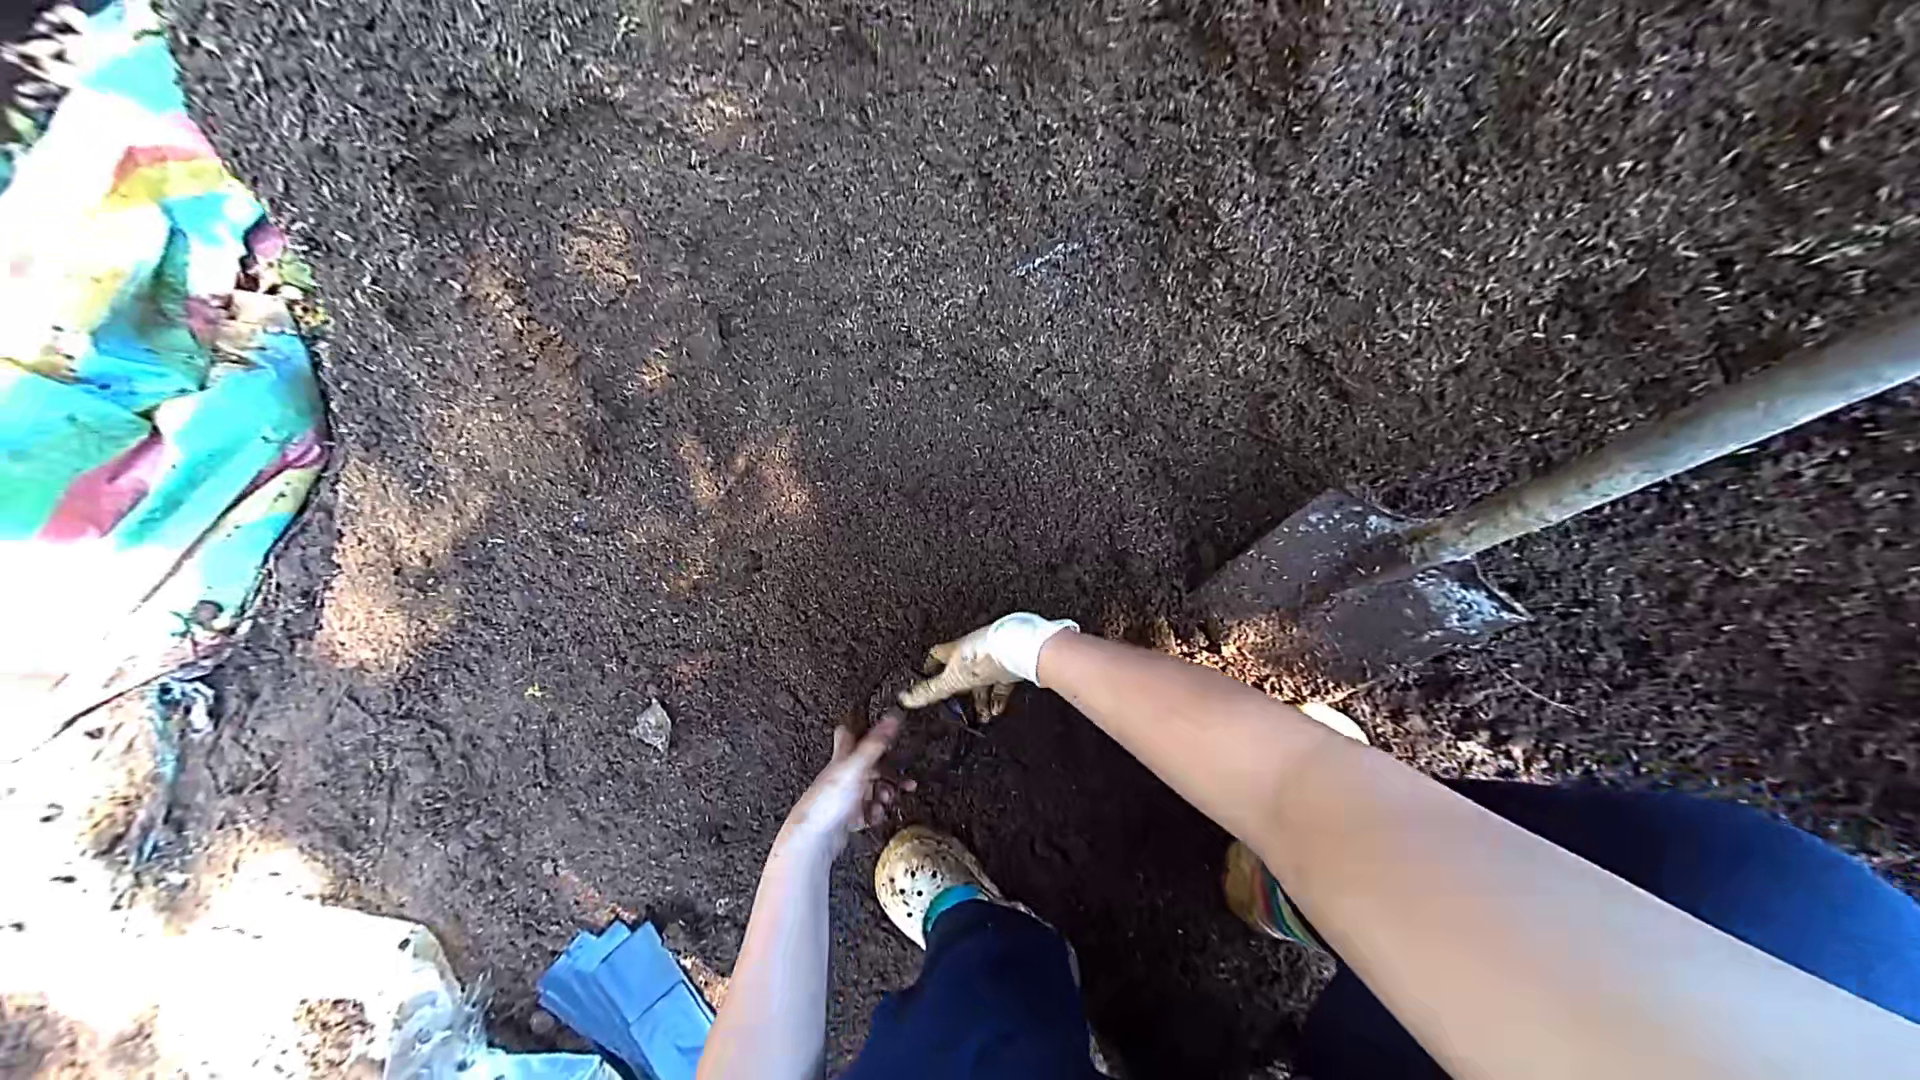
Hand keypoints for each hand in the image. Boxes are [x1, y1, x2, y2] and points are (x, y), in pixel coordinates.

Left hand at [779, 712, 914, 857]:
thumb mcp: (857, 766)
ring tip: (888, 799)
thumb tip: (892, 717)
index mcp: (842, 758)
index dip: (860, 729)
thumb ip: (875, 743)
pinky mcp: (847, 817)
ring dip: (884, 794)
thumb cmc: (828, 801)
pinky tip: (876, 815)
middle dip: (888, 772)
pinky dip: (875, 813)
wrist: (815, 838)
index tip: (876, 728)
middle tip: (902, 779)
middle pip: (869, 766)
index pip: (848, 734)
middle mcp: (842, 775)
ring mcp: (844, 796)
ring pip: (871, 789)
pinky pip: (867, 811)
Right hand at [897, 612, 1078, 720]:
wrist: (1018, 650)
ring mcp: (993, 657)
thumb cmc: (985, 656)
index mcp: (956, 650)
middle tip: (959, 709)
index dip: (931, 669)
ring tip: (982, 716)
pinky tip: (997, 710)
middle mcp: (974, 651)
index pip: (937, 656)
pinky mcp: (1010, 664)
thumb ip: (930, 690)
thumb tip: (905, 698)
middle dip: (961, 693)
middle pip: (962, 673)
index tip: (927, 681)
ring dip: (982, 699)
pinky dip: (998, 698)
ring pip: (983, 680)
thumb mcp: (952, 679)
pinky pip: (1002, 683)